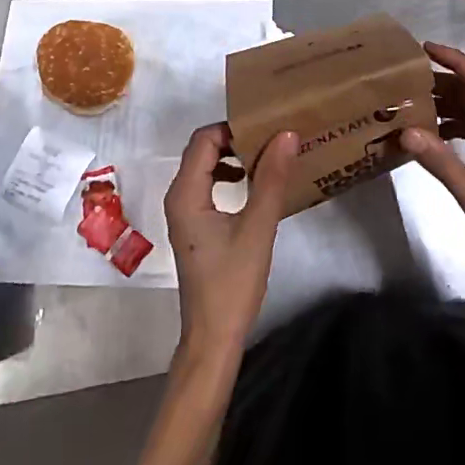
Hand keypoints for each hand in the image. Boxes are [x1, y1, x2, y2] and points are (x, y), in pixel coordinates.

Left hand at [164, 123, 296, 351]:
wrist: (213, 336)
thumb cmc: (233, 282)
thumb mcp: (258, 227)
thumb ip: (272, 178)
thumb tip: (287, 134)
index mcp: (186, 193)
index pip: (204, 139)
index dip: (233, 128)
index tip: (267, 128)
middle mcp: (178, 196)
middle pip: (202, 150)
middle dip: (235, 139)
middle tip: (271, 138)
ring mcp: (183, 211)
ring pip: (204, 167)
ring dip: (232, 157)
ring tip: (267, 158)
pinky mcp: (193, 225)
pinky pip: (207, 185)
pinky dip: (228, 176)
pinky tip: (253, 185)